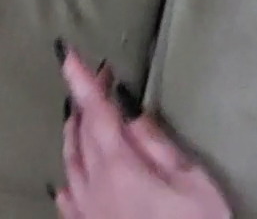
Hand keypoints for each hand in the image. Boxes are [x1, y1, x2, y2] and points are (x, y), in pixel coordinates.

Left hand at [54, 48, 231, 218]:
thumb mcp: (192, 181)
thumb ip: (158, 144)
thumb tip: (132, 112)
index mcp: (120, 169)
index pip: (95, 113)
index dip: (81, 80)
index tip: (66, 53)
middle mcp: (94, 190)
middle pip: (80, 134)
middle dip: (85, 101)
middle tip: (100, 76)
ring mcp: (88, 217)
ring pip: (69, 164)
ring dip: (74, 133)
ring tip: (81, 114)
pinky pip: (67, 201)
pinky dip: (66, 177)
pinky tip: (64, 178)